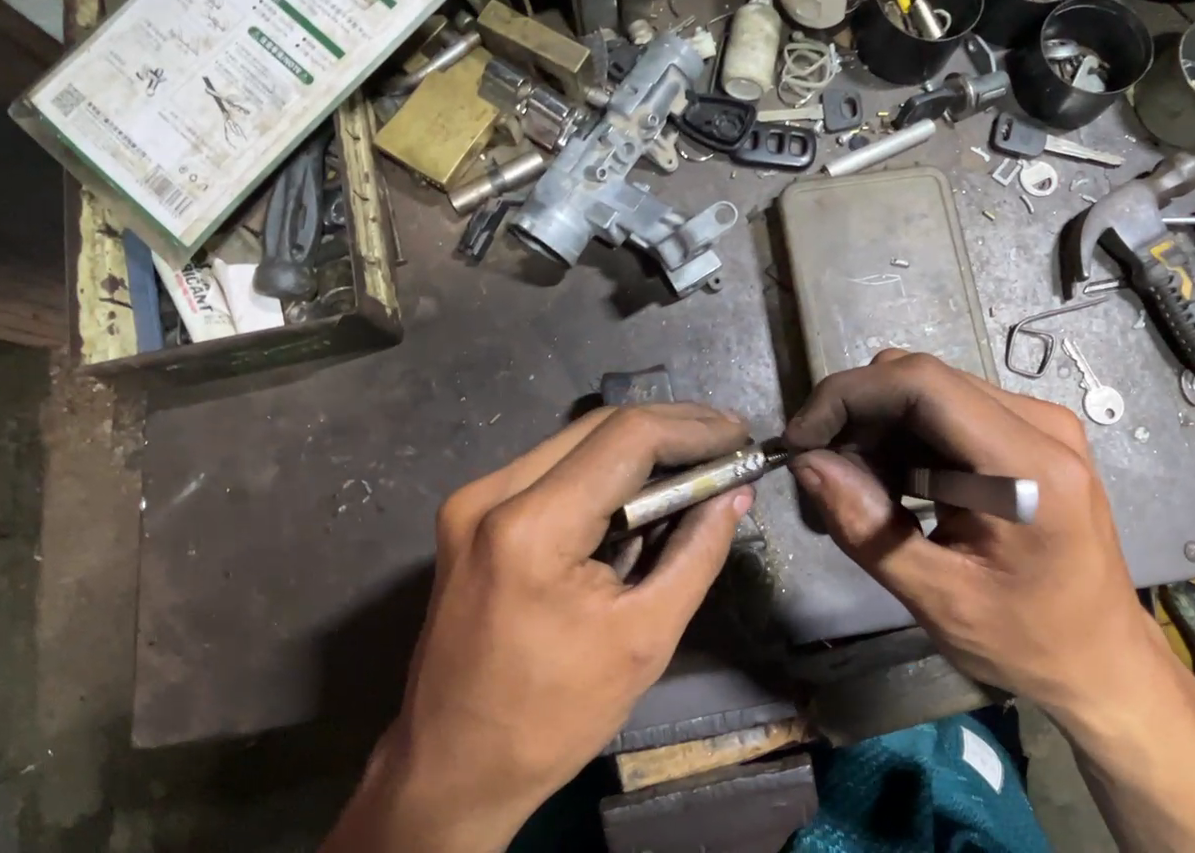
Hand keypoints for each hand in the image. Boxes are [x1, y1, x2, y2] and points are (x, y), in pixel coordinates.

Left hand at [331, 404, 755, 852]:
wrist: (453, 764)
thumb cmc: (553, 716)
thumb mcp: (645, 638)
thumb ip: (696, 553)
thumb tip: (735, 493)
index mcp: (531, 525)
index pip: (626, 438)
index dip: (692, 428)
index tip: (741, 436)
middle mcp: (491, 493)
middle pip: (598, 428)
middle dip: (670, 429)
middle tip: (728, 443)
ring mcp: (472, 501)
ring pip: (573, 443)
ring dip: (637, 447)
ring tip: (698, 460)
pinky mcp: (469, 515)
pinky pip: (549, 471)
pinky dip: (601, 473)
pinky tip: (643, 488)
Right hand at [783, 349, 1162, 714]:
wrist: (1103, 661)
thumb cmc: (1030, 641)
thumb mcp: (939, 599)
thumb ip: (867, 527)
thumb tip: (807, 462)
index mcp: (1027, 466)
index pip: (920, 384)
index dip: (848, 396)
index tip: (800, 441)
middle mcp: (1039, 423)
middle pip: (919, 380)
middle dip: (855, 417)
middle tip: (822, 474)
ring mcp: (1037, 423)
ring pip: (925, 391)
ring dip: (875, 430)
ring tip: (855, 490)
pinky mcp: (1025, 433)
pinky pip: (944, 412)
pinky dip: (902, 440)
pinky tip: (890, 487)